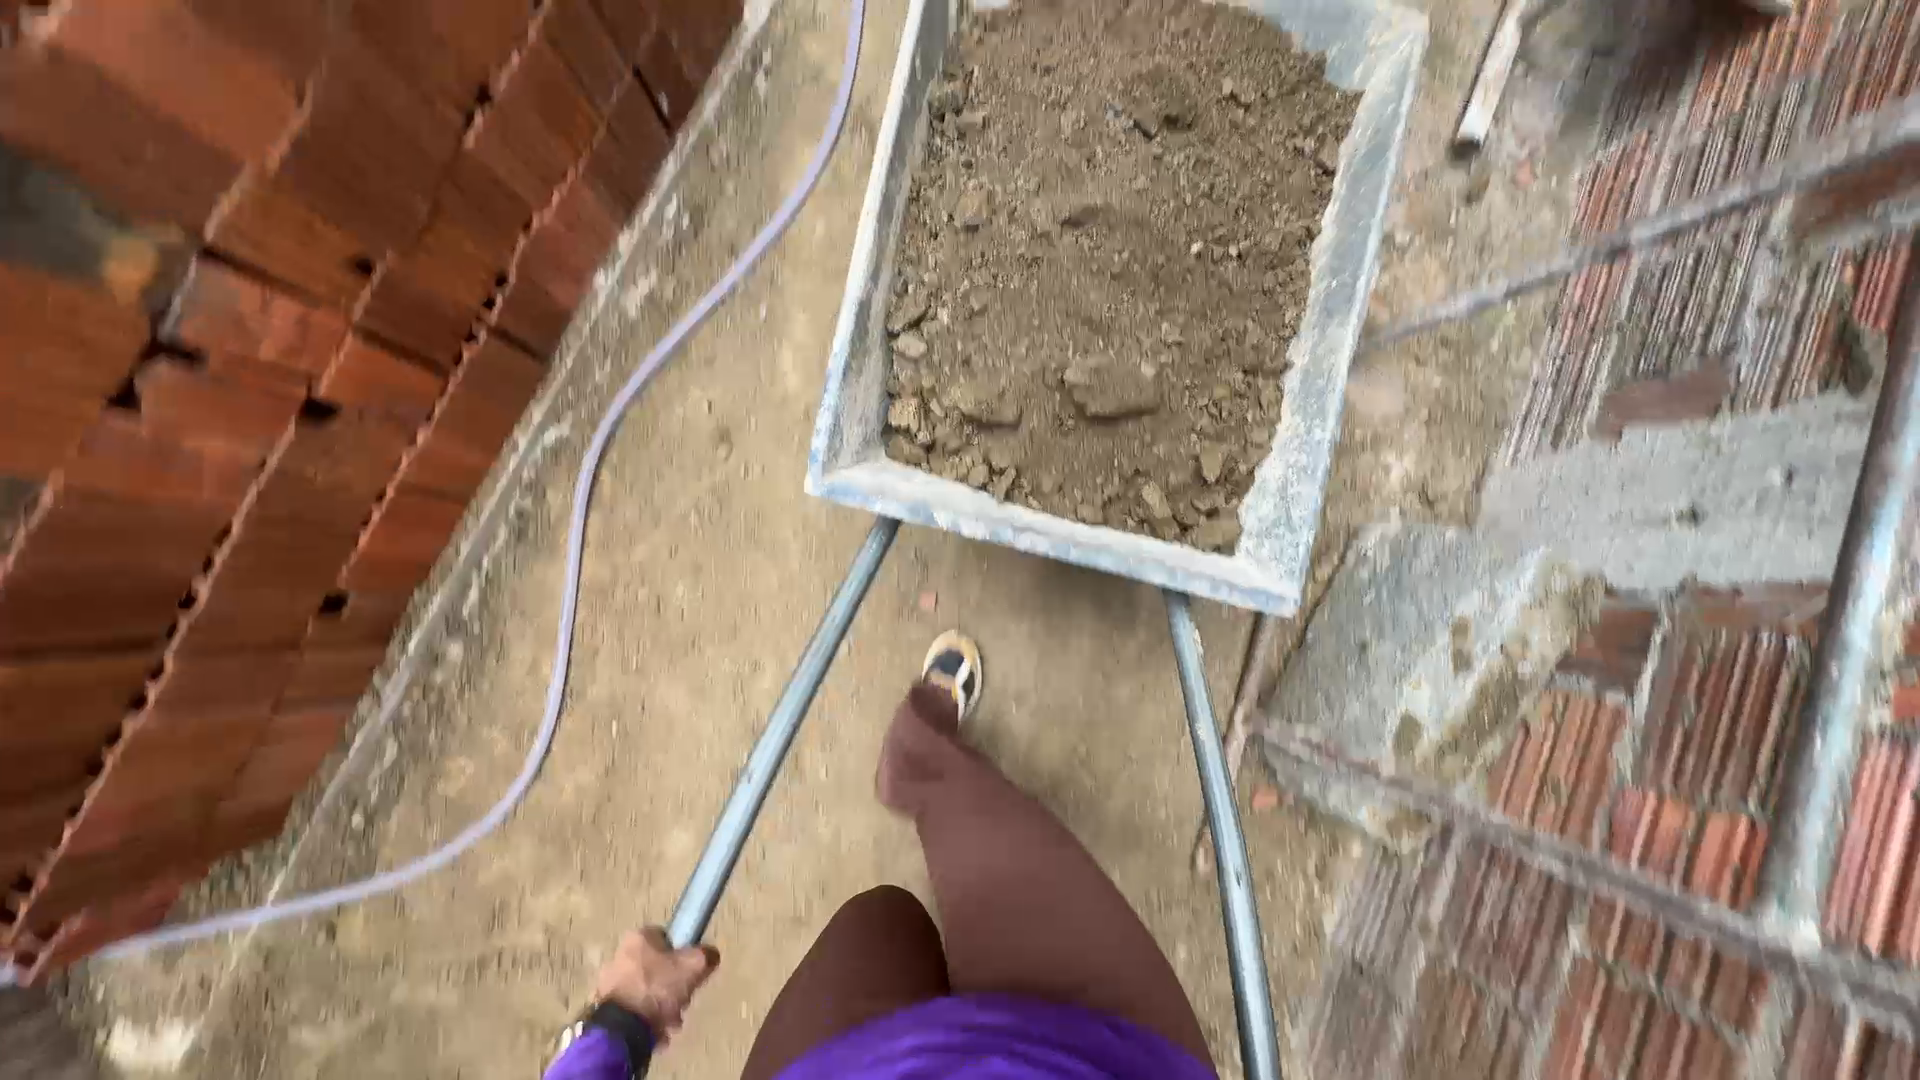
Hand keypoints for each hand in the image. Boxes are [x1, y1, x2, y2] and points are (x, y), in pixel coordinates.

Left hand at [593, 928, 719, 1041]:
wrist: (623, 1029)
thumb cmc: (658, 988)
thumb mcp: (695, 965)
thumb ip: (707, 954)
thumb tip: (709, 956)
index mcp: (638, 937)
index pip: (667, 938)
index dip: (682, 955)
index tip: (689, 973)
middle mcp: (618, 955)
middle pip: (658, 968)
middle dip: (672, 987)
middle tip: (682, 1001)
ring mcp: (609, 984)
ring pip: (646, 991)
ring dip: (661, 1007)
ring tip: (670, 1022)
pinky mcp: (604, 1008)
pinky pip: (633, 1010)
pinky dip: (645, 1020)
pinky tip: (656, 1031)